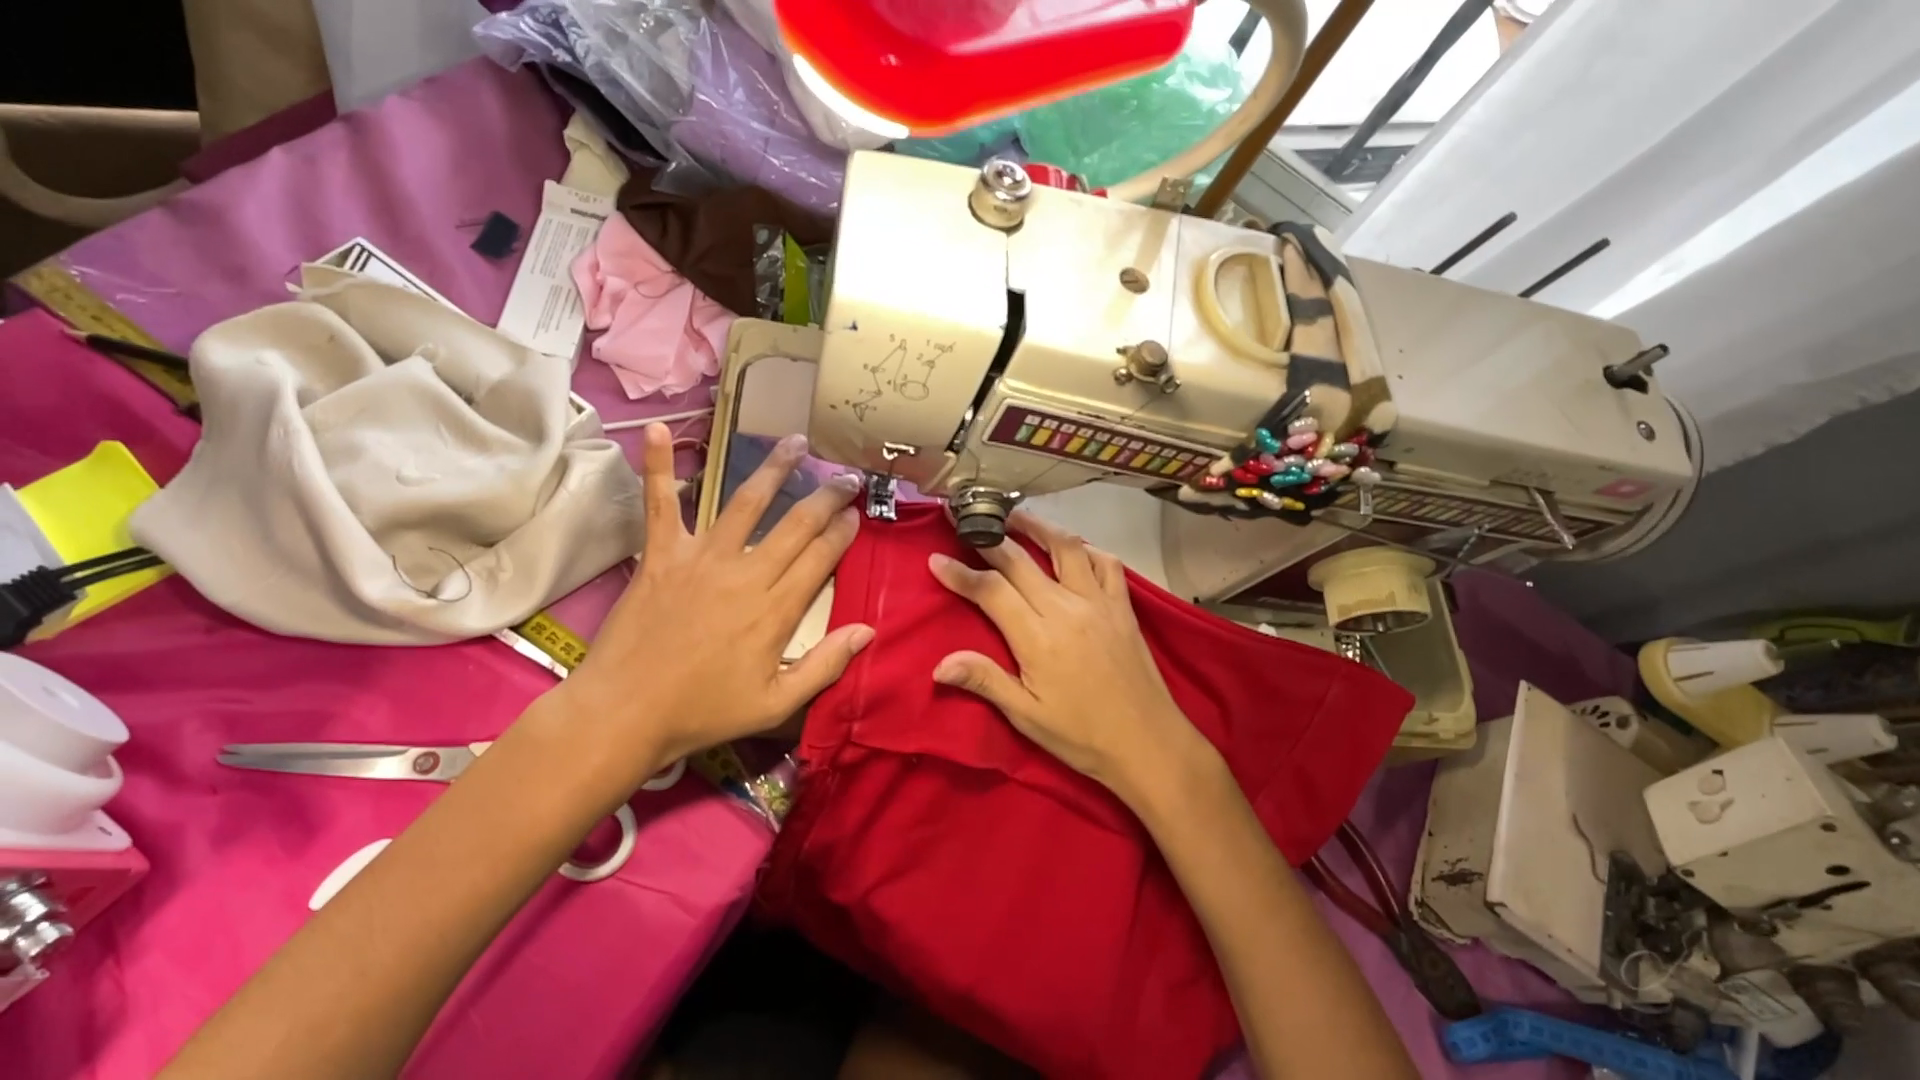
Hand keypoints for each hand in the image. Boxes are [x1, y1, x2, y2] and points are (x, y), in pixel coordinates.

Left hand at [545, 425, 871, 786]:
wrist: (625, 713)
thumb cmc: (703, 712)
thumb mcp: (775, 704)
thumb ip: (825, 666)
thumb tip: (868, 630)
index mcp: (776, 610)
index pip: (821, 557)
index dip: (843, 531)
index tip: (857, 514)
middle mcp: (745, 573)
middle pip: (796, 523)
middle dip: (827, 496)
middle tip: (847, 476)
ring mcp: (701, 559)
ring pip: (746, 502)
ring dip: (774, 468)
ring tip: (796, 442)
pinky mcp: (661, 555)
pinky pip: (661, 503)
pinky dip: (657, 465)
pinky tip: (657, 429)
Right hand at [928, 512, 1206, 805]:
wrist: (1148, 742)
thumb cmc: (1081, 736)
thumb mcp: (1027, 716)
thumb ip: (985, 681)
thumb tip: (939, 664)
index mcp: (1037, 638)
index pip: (990, 591)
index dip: (959, 573)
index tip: (935, 558)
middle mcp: (1066, 608)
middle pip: (1020, 560)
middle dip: (989, 537)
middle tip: (965, 519)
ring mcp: (1098, 602)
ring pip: (1065, 547)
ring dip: (1037, 526)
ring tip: (1015, 516)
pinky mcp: (1123, 606)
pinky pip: (1106, 562)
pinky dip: (1086, 547)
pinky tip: (1074, 547)